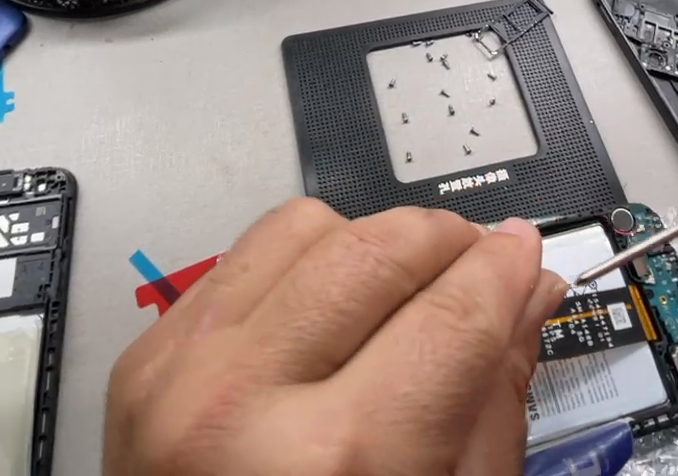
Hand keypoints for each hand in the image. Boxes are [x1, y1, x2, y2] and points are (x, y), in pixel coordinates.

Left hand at [104, 200, 566, 474]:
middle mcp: (243, 406)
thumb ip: (492, 398)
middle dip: (443, 238)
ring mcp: (180, 372)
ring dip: (369, 241)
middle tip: (473, 257)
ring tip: (394, 290)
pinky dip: (304, 259)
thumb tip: (529, 286)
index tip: (521, 249)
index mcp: (334, 467)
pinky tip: (326, 309)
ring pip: (306, 226)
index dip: (502, 271)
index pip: (449, 320)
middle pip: (374, 252)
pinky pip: (249, 250)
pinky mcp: (148, 355)